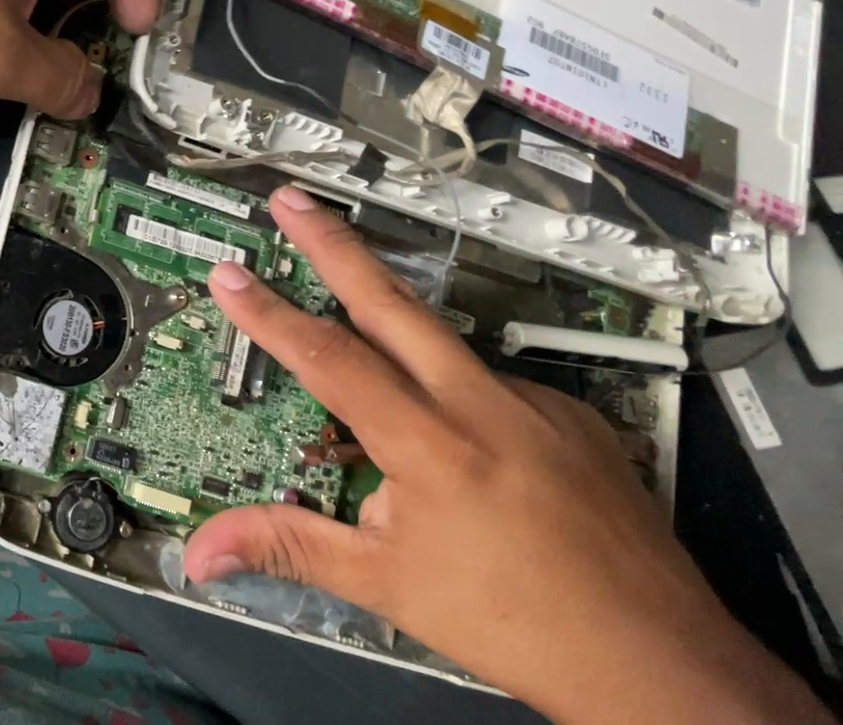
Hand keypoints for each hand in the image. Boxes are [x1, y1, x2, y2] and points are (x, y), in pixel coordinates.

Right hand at [185, 186, 830, 724]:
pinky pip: (488, 381)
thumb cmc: (517, 625)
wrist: (667, 668)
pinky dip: (447, 385)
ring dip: (383, 310)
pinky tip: (443, 424)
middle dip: (334, 244)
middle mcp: (485, 407)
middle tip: (292, 201)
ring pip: (439, 340)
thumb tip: (201, 552)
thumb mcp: (384, 585)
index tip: (230, 273)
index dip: (269, 314)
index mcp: (432, 446)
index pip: (330, 360)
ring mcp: (537, 406)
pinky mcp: (572, 419)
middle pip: (392, 304)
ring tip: (349, 313)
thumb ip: (286, 545)